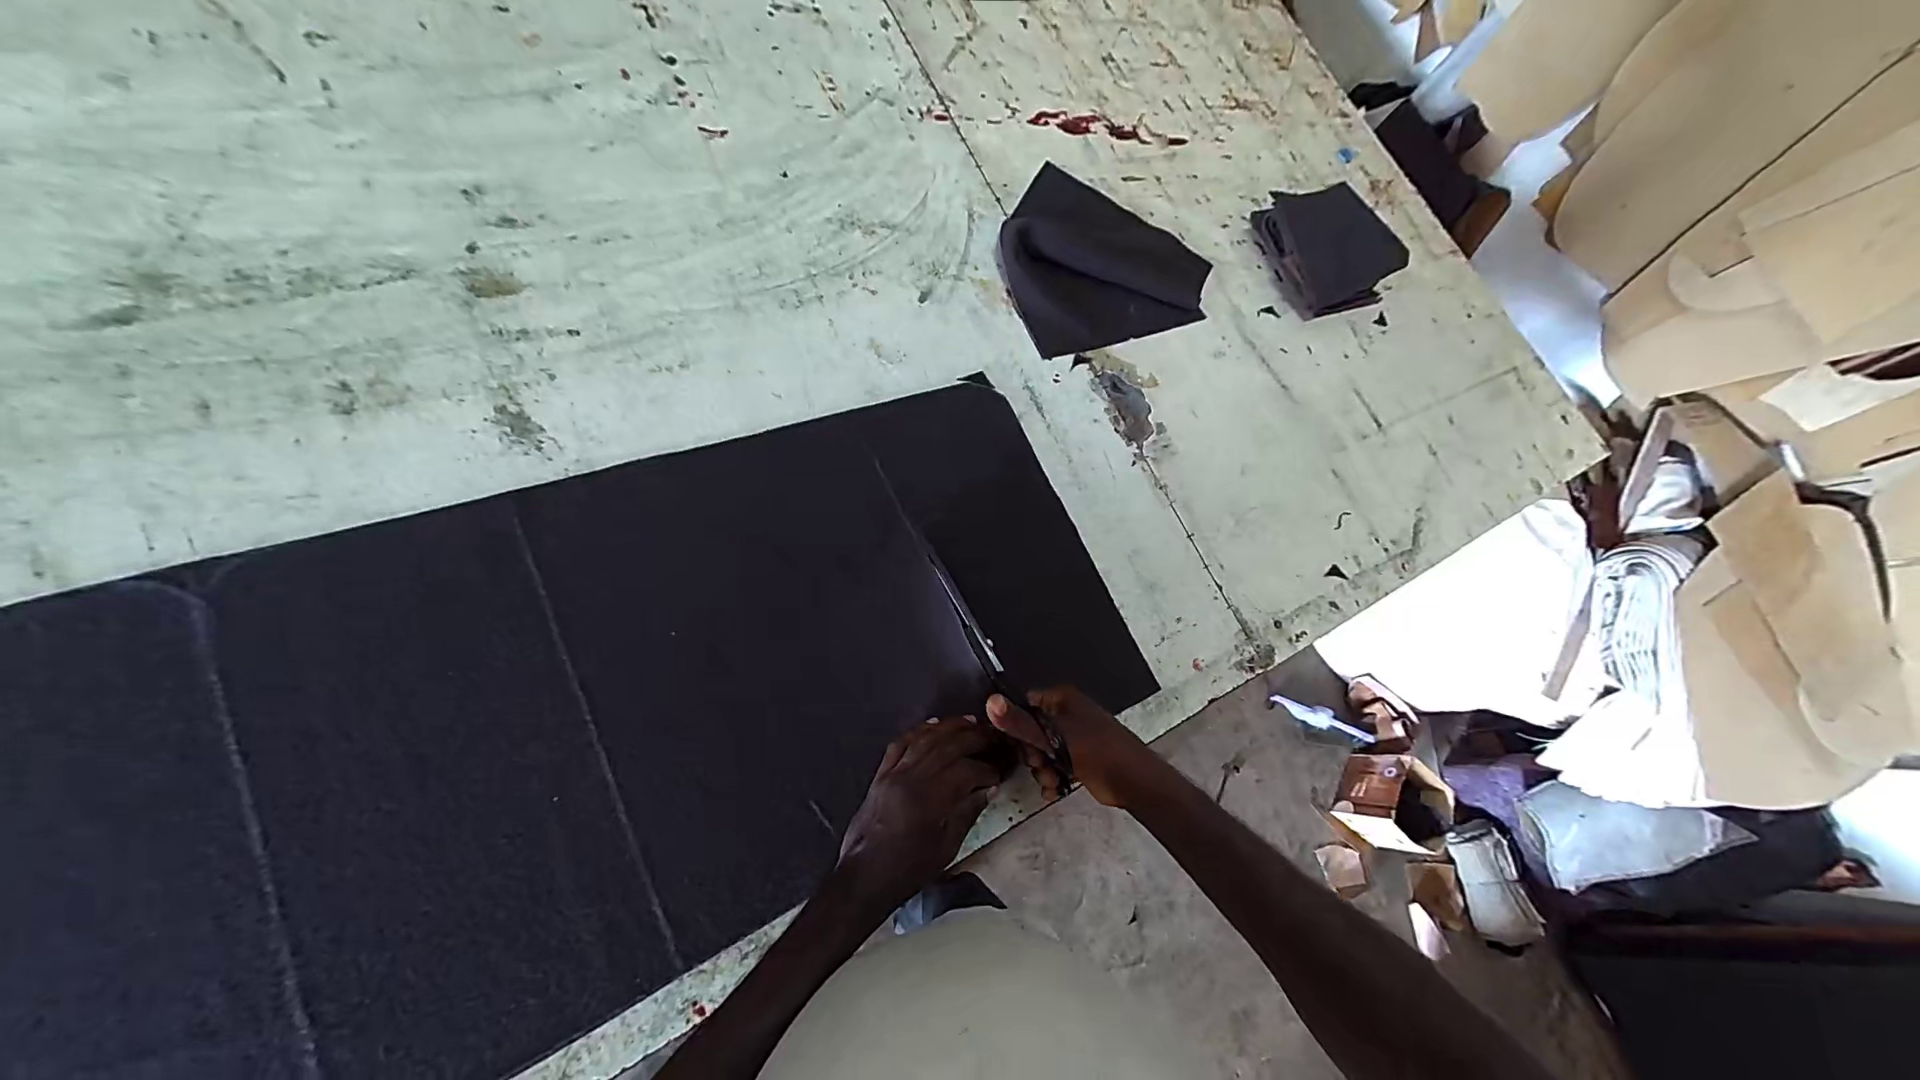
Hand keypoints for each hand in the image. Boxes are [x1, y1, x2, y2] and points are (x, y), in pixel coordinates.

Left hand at [833, 716, 1001, 914]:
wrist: (864, 876)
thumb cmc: (908, 869)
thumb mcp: (946, 848)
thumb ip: (966, 814)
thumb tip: (986, 790)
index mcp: (931, 799)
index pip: (966, 771)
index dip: (986, 770)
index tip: (998, 773)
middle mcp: (912, 778)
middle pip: (947, 746)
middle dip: (973, 738)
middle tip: (992, 737)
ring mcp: (894, 773)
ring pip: (924, 739)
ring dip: (949, 727)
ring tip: (969, 722)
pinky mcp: (881, 774)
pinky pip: (899, 744)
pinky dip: (917, 731)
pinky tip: (932, 725)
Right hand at [985, 686, 1163, 807]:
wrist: (1134, 782)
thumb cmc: (1099, 752)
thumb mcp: (1054, 738)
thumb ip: (1020, 723)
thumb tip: (991, 702)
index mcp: (1063, 700)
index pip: (1026, 704)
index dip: (1016, 724)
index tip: (1016, 742)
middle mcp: (1068, 714)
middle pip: (1032, 732)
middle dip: (1032, 754)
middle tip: (1039, 764)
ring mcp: (1075, 737)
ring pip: (1044, 752)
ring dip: (1042, 770)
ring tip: (1051, 780)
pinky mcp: (1081, 759)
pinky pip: (1056, 765)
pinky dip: (1053, 777)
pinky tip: (1056, 789)